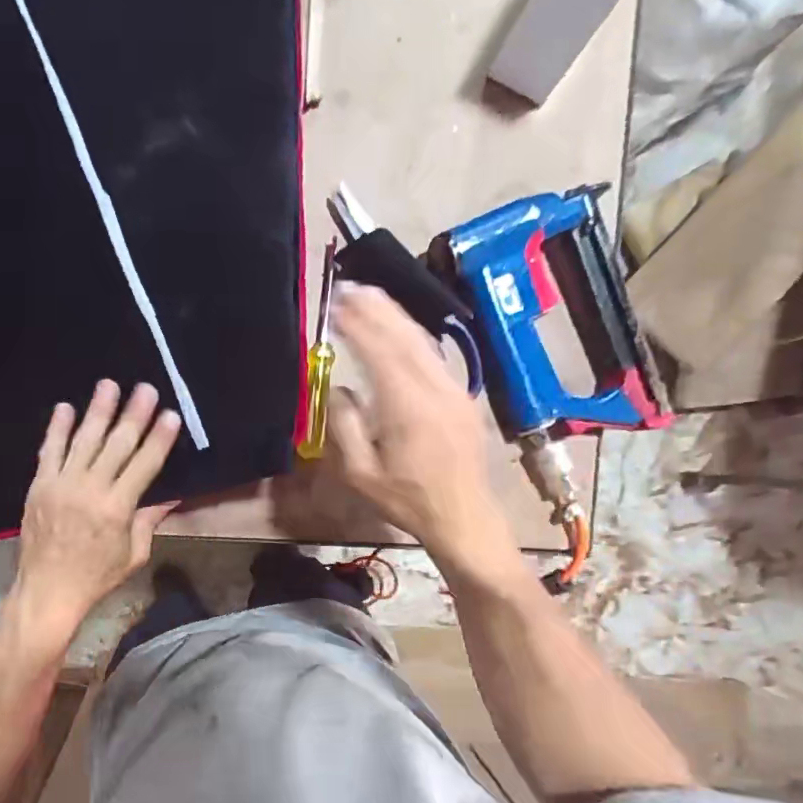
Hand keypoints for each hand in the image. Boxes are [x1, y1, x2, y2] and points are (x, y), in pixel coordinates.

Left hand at [11, 379, 181, 640]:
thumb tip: (170, 496)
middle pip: (116, 444)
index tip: (170, 415)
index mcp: (117, 509)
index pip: (144, 464)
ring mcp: (61, 485)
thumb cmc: (96, 577)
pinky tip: (65, 407)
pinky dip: (57, 428)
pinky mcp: (39, 485)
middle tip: (146, 389)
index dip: (159, 438)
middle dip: (134, 415)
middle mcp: (90, 490)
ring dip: (97, 410)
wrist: (47, 589)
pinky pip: (49, 451)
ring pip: (83, 440)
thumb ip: (148, 521)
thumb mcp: (133, 555)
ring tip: (109, 384)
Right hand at [329, 285, 518, 577]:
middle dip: (378, 308)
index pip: (381, 351)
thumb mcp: (360, 474)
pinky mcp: (463, 398)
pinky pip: (435, 357)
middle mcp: (436, 390)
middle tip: (352, 285)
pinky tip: (400, 330)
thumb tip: (339, 388)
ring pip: (424, 343)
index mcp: (408, 408)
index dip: (359, 323)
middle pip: (406, 337)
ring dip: (397, 316)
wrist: (463, 517)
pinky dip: (414, 336)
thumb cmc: (406, 500)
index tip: (339, 301)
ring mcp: (455, 391)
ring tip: (372, 297)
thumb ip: (344, 427)